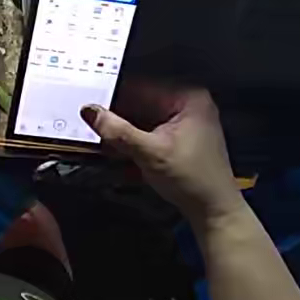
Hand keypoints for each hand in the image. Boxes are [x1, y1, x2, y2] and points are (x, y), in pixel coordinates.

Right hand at [82, 87, 249, 227]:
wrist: (215, 212)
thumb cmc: (190, 179)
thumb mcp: (150, 153)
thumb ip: (117, 131)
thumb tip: (88, 110)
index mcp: (186, 97)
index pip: (140, 87)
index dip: (111, 95)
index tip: (85, 102)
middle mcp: (185, 104)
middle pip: (138, 103)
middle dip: (114, 115)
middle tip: (85, 122)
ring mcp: (181, 121)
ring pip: (140, 118)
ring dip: (119, 130)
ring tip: (94, 136)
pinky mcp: (176, 138)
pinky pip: (146, 130)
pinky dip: (130, 139)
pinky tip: (111, 148)